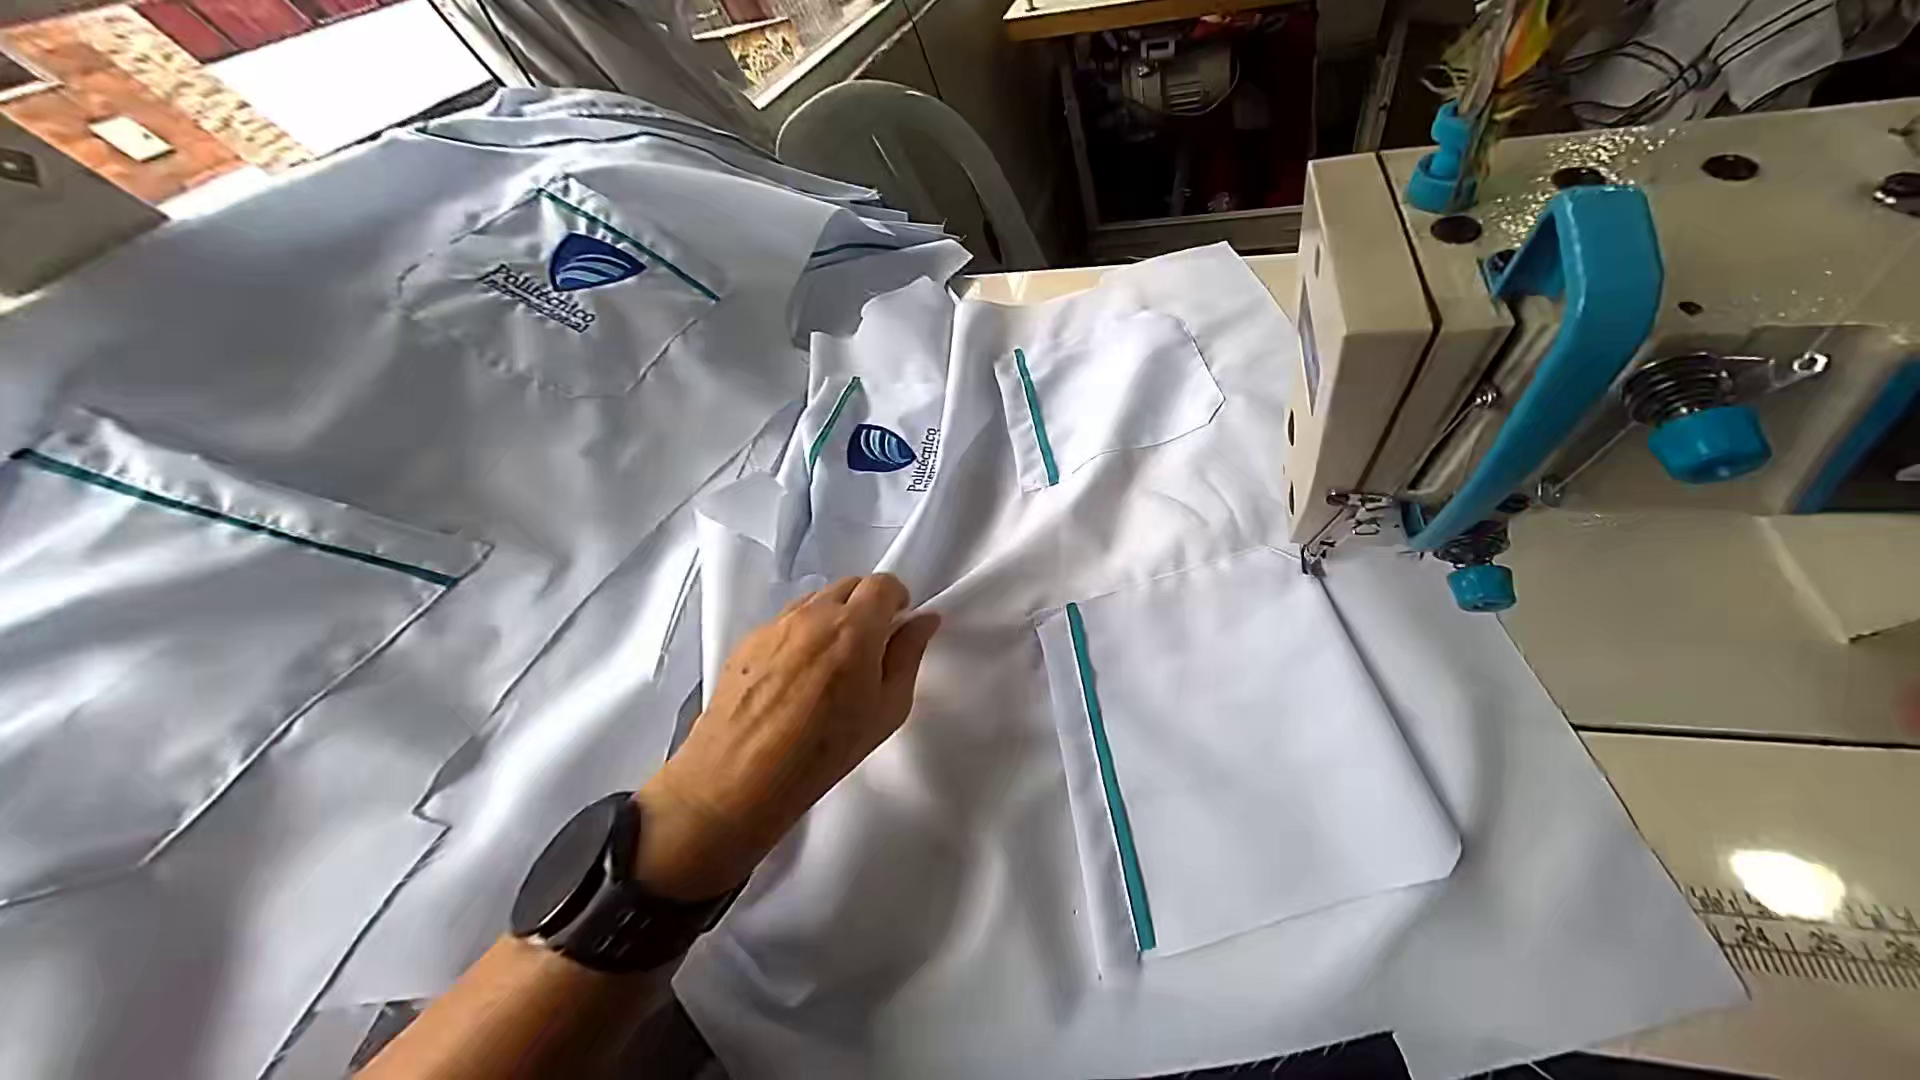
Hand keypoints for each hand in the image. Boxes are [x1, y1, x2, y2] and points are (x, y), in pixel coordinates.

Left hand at [632, 574, 939, 899]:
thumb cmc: (821, 751)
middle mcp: (813, 615)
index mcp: (854, 627)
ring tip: (833, 662)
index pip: (883, 583)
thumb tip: (922, 622)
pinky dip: (802, 632)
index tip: (898, 621)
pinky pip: (786, 620)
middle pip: (849, 585)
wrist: (740, 777)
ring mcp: (776, 624)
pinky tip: (798, 675)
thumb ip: (907, 656)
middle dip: (867, 604)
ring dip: (833, 616)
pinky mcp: (749, 639)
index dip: (897, 598)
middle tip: (871, 644)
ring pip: (816, 600)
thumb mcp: (886, 710)